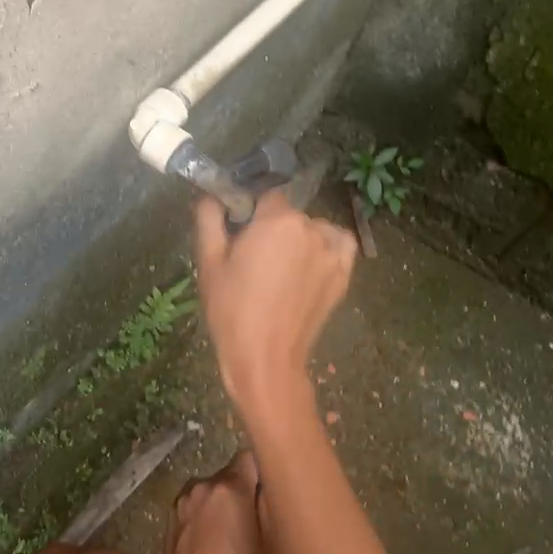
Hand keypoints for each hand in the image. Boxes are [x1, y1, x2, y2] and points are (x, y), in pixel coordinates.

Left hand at [157, 451, 276, 553]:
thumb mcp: (273, 552)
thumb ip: (272, 509)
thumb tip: (271, 486)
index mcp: (228, 488)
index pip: (251, 458)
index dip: (266, 472)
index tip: (276, 492)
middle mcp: (201, 486)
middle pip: (231, 476)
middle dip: (247, 493)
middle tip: (262, 524)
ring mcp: (181, 502)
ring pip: (213, 493)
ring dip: (226, 507)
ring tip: (240, 540)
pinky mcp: (170, 520)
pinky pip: (198, 508)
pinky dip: (209, 519)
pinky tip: (217, 547)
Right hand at [193, 190, 356, 419]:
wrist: (264, 358)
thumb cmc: (231, 308)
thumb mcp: (209, 261)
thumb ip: (209, 218)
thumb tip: (212, 196)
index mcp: (277, 220)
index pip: (264, 194)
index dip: (249, 209)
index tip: (235, 230)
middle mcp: (310, 229)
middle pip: (287, 213)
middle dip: (270, 226)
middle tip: (250, 257)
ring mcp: (332, 252)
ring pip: (311, 229)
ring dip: (297, 238)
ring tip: (279, 267)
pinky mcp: (343, 275)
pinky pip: (338, 245)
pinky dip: (326, 246)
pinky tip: (308, 264)